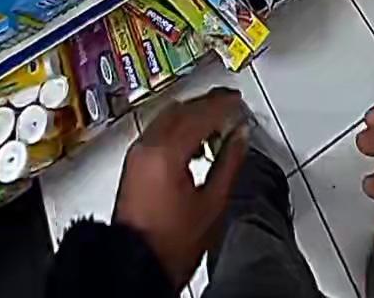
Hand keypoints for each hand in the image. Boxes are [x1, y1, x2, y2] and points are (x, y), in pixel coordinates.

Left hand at [114, 87, 249, 287]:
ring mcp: (137, 154)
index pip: (200, 113)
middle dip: (209, 103)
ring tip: (217, 122)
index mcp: (166, 152)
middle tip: (231, 103)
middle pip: (183, 108)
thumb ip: (230, 162)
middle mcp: (147, 146)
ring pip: (170, 116)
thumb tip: (240, 135)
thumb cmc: (170, 245)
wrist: (133, 271)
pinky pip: (159, 129)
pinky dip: (180, 125)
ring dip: (194, 113)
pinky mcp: (134, 163)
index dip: (224, 105)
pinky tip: (195, 139)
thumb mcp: (212, 204)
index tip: (239, 102)